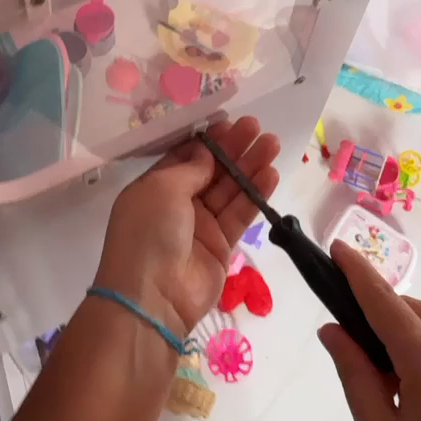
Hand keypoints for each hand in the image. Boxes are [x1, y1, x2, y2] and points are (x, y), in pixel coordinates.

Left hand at [92, 116, 279, 333]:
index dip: (208, 140)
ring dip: (250, 167)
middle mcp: (177, 203)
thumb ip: (190, 168)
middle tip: (257, 127)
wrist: (152, 298)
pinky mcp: (221, 246)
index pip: (185, 156)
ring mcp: (200, 225)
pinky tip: (271, 174)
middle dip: (234, 149)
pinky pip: (240, 214)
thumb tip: (206, 151)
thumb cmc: (148, 233)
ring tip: (272, 143)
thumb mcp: (162, 188)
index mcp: (155, 186)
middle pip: (211, 170)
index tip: (230, 122)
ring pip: (230, 189)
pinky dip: (256, 195)